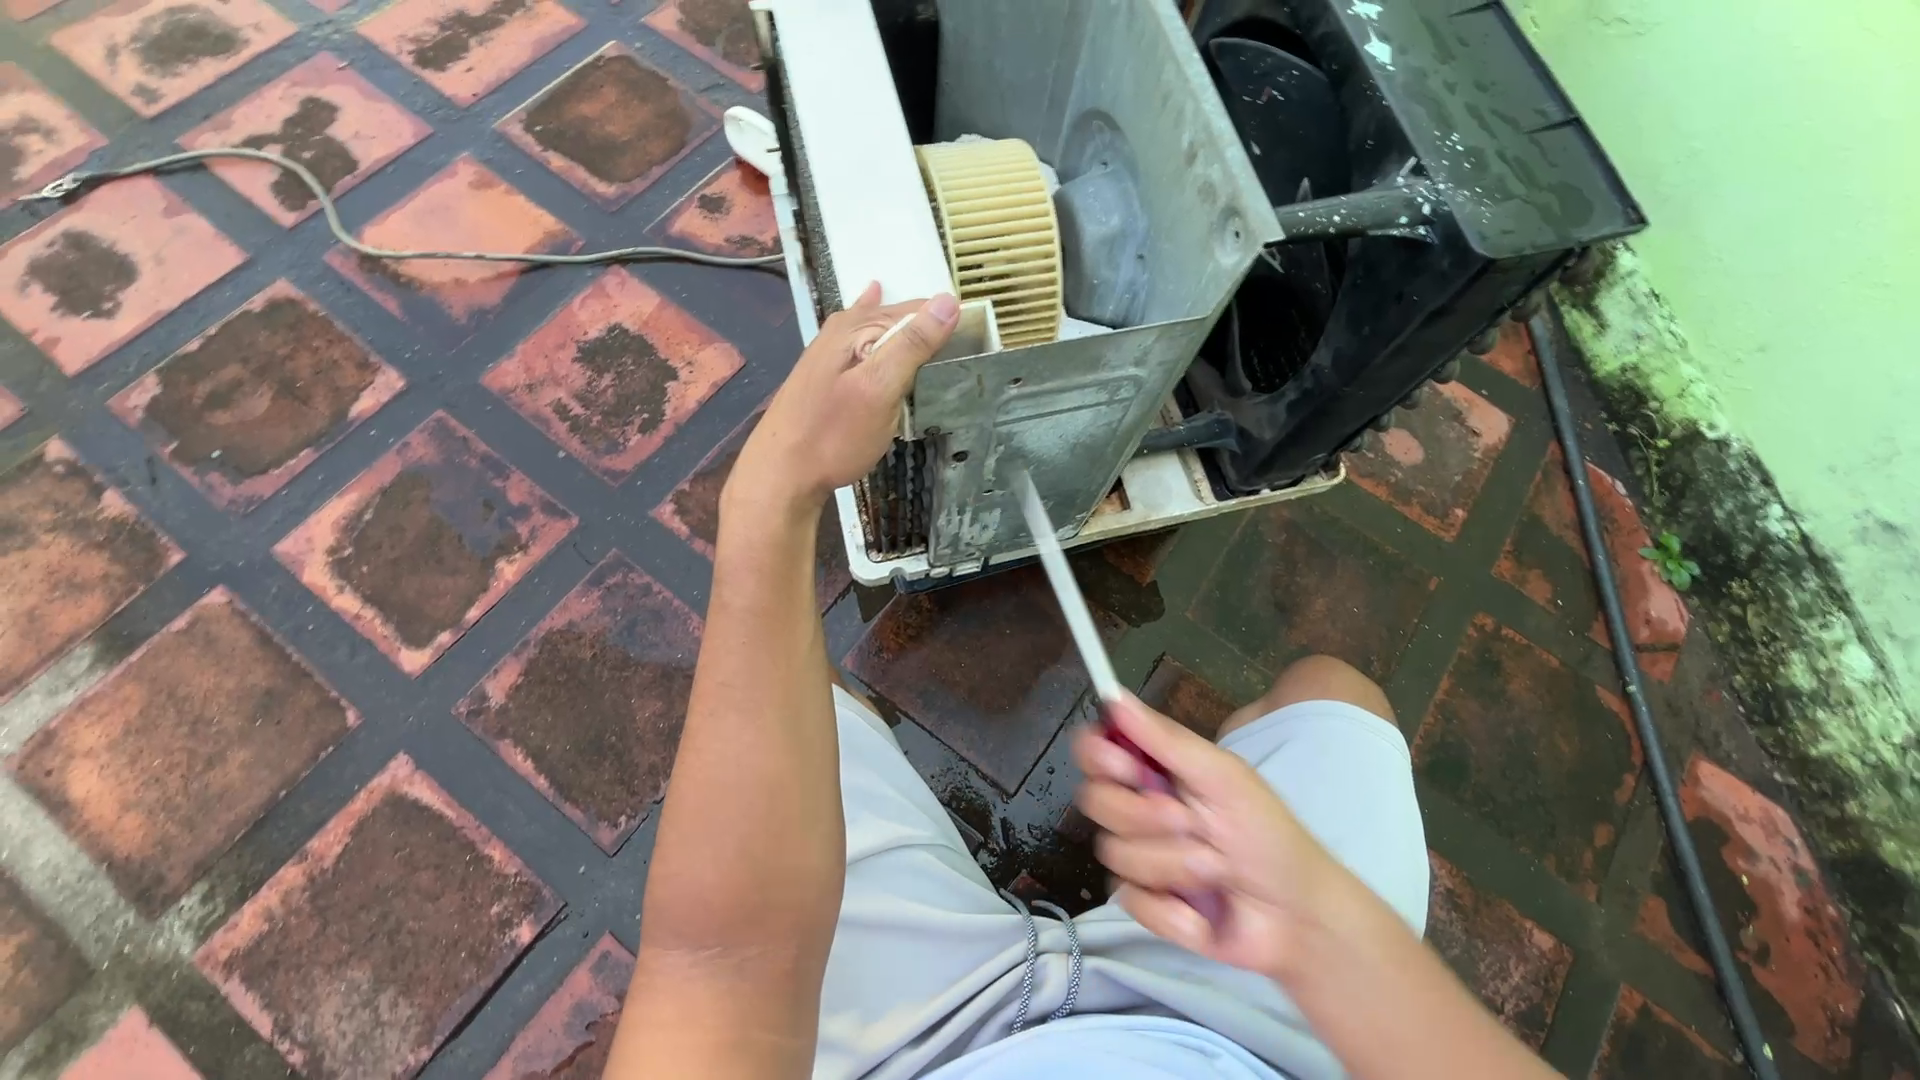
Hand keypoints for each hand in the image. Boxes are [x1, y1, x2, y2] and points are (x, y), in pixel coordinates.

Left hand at [727, 283, 958, 515]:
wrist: (781, 473)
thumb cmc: (833, 435)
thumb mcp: (880, 388)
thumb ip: (912, 344)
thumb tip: (948, 299)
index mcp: (857, 327)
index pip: (919, 309)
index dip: (948, 325)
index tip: (974, 346)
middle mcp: (841, 330)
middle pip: (900, 321)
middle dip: (929, 331)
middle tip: (964, 353)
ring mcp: (831, 352)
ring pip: (883, 336)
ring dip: (908, 339)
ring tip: (939, 339)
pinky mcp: (827, 375)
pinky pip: (865, 346)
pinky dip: (882, 339)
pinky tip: (874, 304)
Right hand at [1073, 694, 1352, 983]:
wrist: (1298, 919)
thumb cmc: (1268, 836)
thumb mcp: (1223, 778)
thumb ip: (1166, 739)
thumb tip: (1113, 695)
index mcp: (1155, 770)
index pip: (1096, 750)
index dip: (1099, 756)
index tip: (1127, 769)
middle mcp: (1139, 808)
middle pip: (1095, 800)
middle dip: (1144, 817)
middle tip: (1189, 823)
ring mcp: (1139, 857)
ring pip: (1115, 852)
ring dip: (1172, 864)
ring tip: (1215, 869)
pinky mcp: (1144, 903)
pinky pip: (1129, 898)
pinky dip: (1170, 908)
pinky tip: (1200, 911)